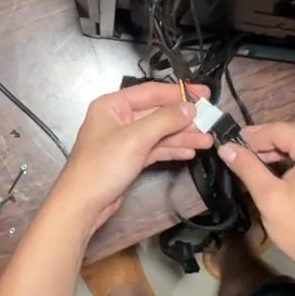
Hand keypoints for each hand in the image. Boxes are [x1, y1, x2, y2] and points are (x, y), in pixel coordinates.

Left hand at [46, 82, 214, 231]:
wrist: (83, 204)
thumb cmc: (103, 166)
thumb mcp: (136, 138)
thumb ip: (165, 120)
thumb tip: (190, 108)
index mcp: (113, 105)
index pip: (151, 92)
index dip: (179, 92)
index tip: (205, 94)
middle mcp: (119, 118)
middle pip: (158, 112)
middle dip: (184, 119)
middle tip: (211, 121)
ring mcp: (125, 139)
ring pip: (159, 132)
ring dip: (183, 136)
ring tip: (208, 140)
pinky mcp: (130, 158)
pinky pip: (156, 148)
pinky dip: (172, 149)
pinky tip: (190, 151)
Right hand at [219, 122, 294, 281]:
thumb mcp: (269, 198)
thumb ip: (247, 168)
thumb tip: (226, 148)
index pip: (281, 130)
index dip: (254, 135)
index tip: (232, 143)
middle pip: (294, 134)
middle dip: (266, 142)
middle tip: (240, 152)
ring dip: (280, 151)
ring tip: (255, 162)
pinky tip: (278, 171)